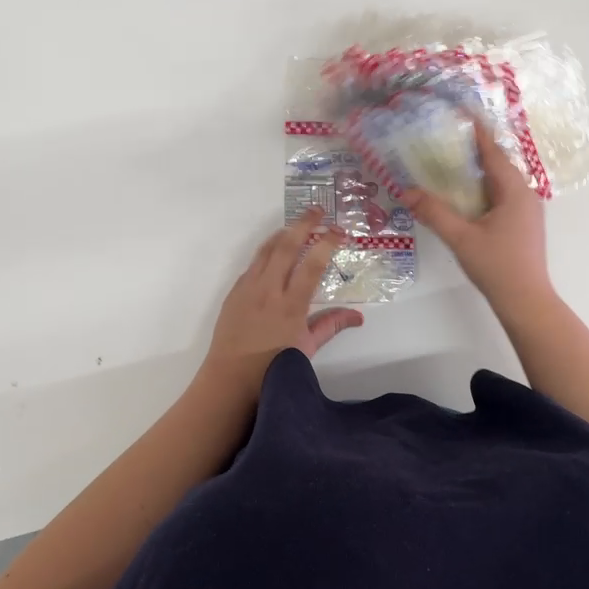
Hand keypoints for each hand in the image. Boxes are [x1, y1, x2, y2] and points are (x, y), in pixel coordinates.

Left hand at [200, 208, 363, 391]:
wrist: (230, 378)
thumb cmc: (273, 368)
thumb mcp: (307, 349)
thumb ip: (331, 326)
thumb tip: (358, 316)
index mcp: (291, 306)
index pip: (312, 264)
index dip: (326, 243)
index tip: (339, 231)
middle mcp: (269, 291)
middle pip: (286, 247)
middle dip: (303, 225)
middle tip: (317, 210)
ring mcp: (248, 289)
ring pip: (266, 251)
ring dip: (282, 233)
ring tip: (296, 224)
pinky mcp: (234, 292)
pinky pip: (253, 265)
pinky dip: (267, 252)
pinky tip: (274, 251)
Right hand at [407, 122, 555, 316]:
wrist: (526, 301)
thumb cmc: (497, 267)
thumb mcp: (461, 238)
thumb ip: (434, 213)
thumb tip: (406, 192)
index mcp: (514, 190)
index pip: (493, 150)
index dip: (475, 130)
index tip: (458, 112)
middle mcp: (525, 194)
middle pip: (497, 162)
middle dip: (472, 148)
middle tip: (444, 136)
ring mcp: (526, 210)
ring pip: (499, 180)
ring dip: (476, 170)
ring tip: (448, 160)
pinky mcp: (522, 224)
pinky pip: (500, 195)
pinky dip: (481, 188)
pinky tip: (463, 194)